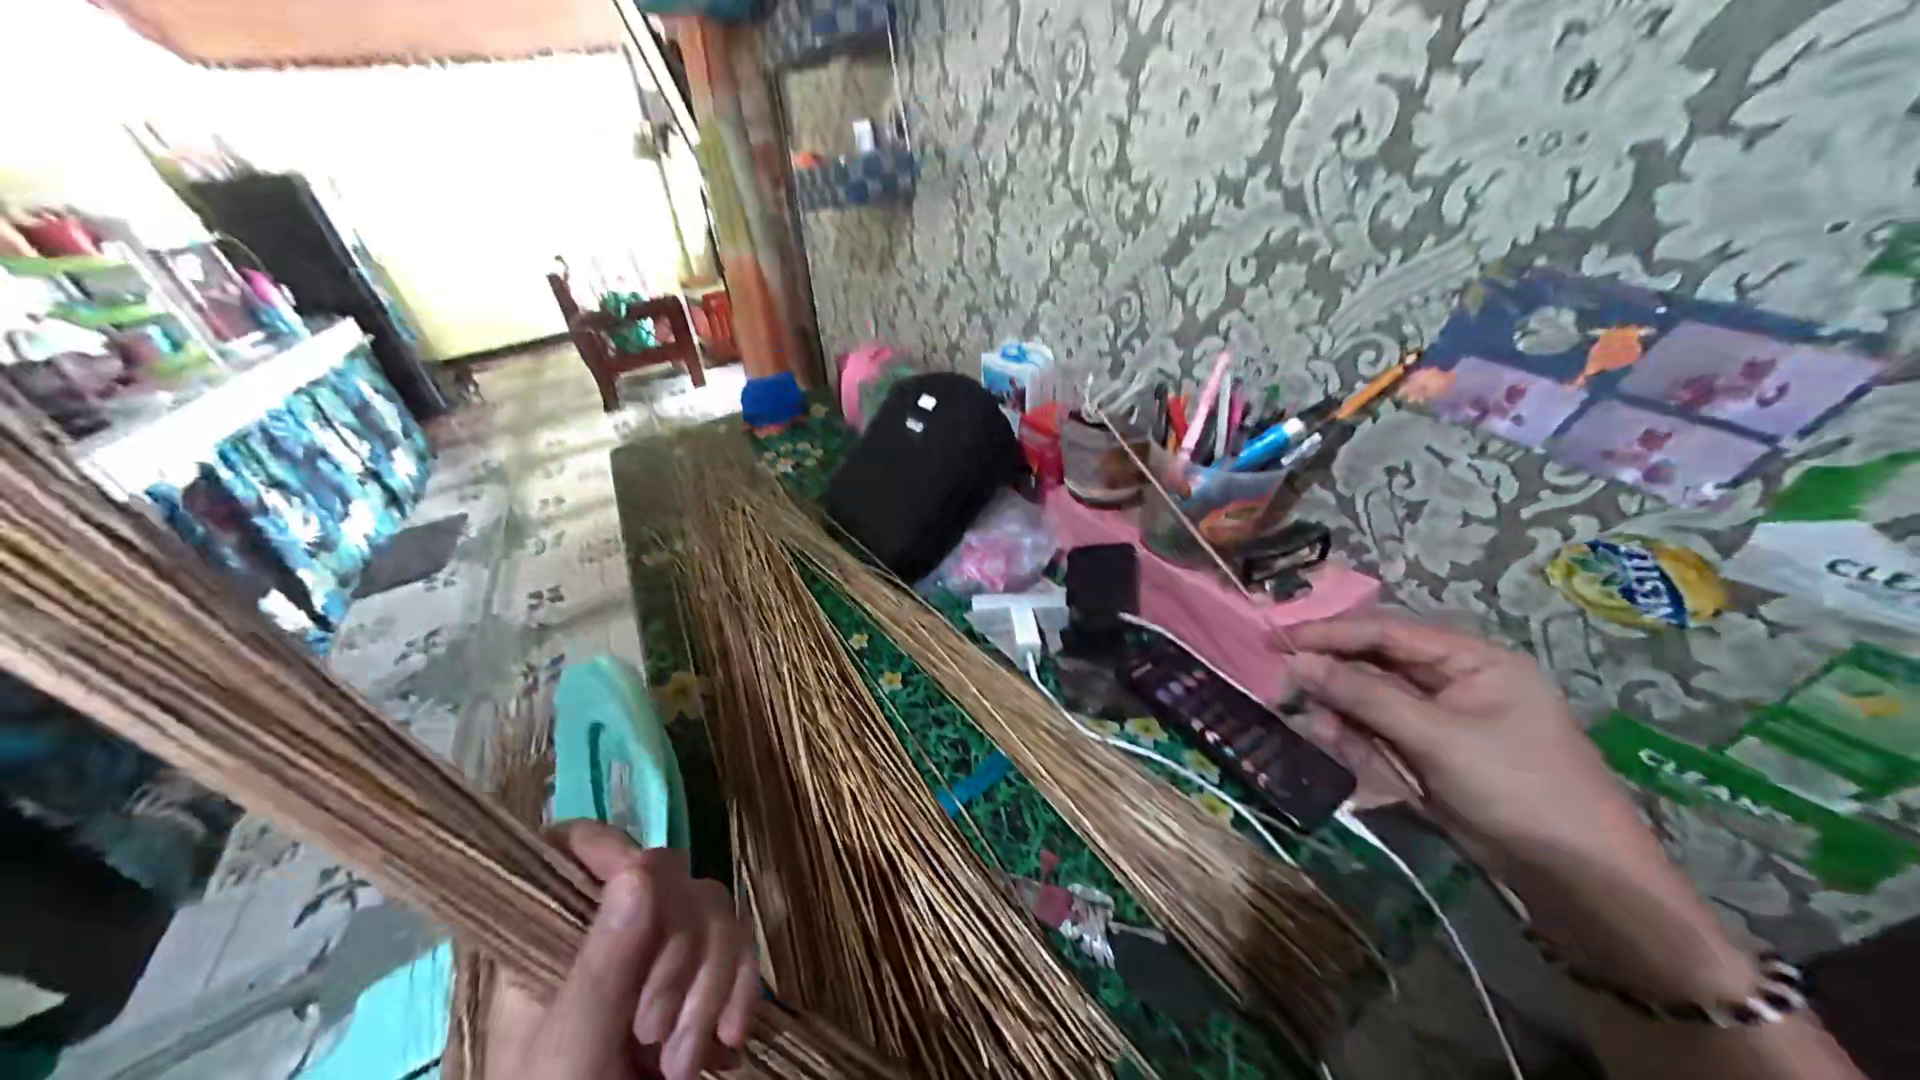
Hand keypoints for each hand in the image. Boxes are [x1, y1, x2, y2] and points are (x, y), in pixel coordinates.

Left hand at [484, 821, 758, 1079]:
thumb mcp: (571, 1054)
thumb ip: (602, 965)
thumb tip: (640, 863)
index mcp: (554, 936)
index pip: (571, 846)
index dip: (606, 847)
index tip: (640, 888)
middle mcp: (613, 928)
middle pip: (666, 875)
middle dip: (678, 951)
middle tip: (654, 1033)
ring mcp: (663, 951)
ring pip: (713, 907)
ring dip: (713, 982)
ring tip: (686, 1065)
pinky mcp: (704, 977)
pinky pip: (742, 945)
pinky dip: (742, 989)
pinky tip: (729, 1045)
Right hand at [1278, 615, 1760, 999]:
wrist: (1576, 881)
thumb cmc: (1519, 789)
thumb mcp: (1437, 736)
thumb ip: (1363, 695)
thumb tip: (1297, 662)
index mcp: (1472, 660)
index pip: (1387, 632)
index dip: (1331, 633)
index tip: (1279, 639)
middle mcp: (1452, 681)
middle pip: (1373, 664)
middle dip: (1331, 675)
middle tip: (1284, 685)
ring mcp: (1437, 720)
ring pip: (1368, 701)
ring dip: (1337, 711)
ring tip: (1310, 723)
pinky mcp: (1425, 754)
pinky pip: (1375, 733)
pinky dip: (1351, 738)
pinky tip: (1330, 742)